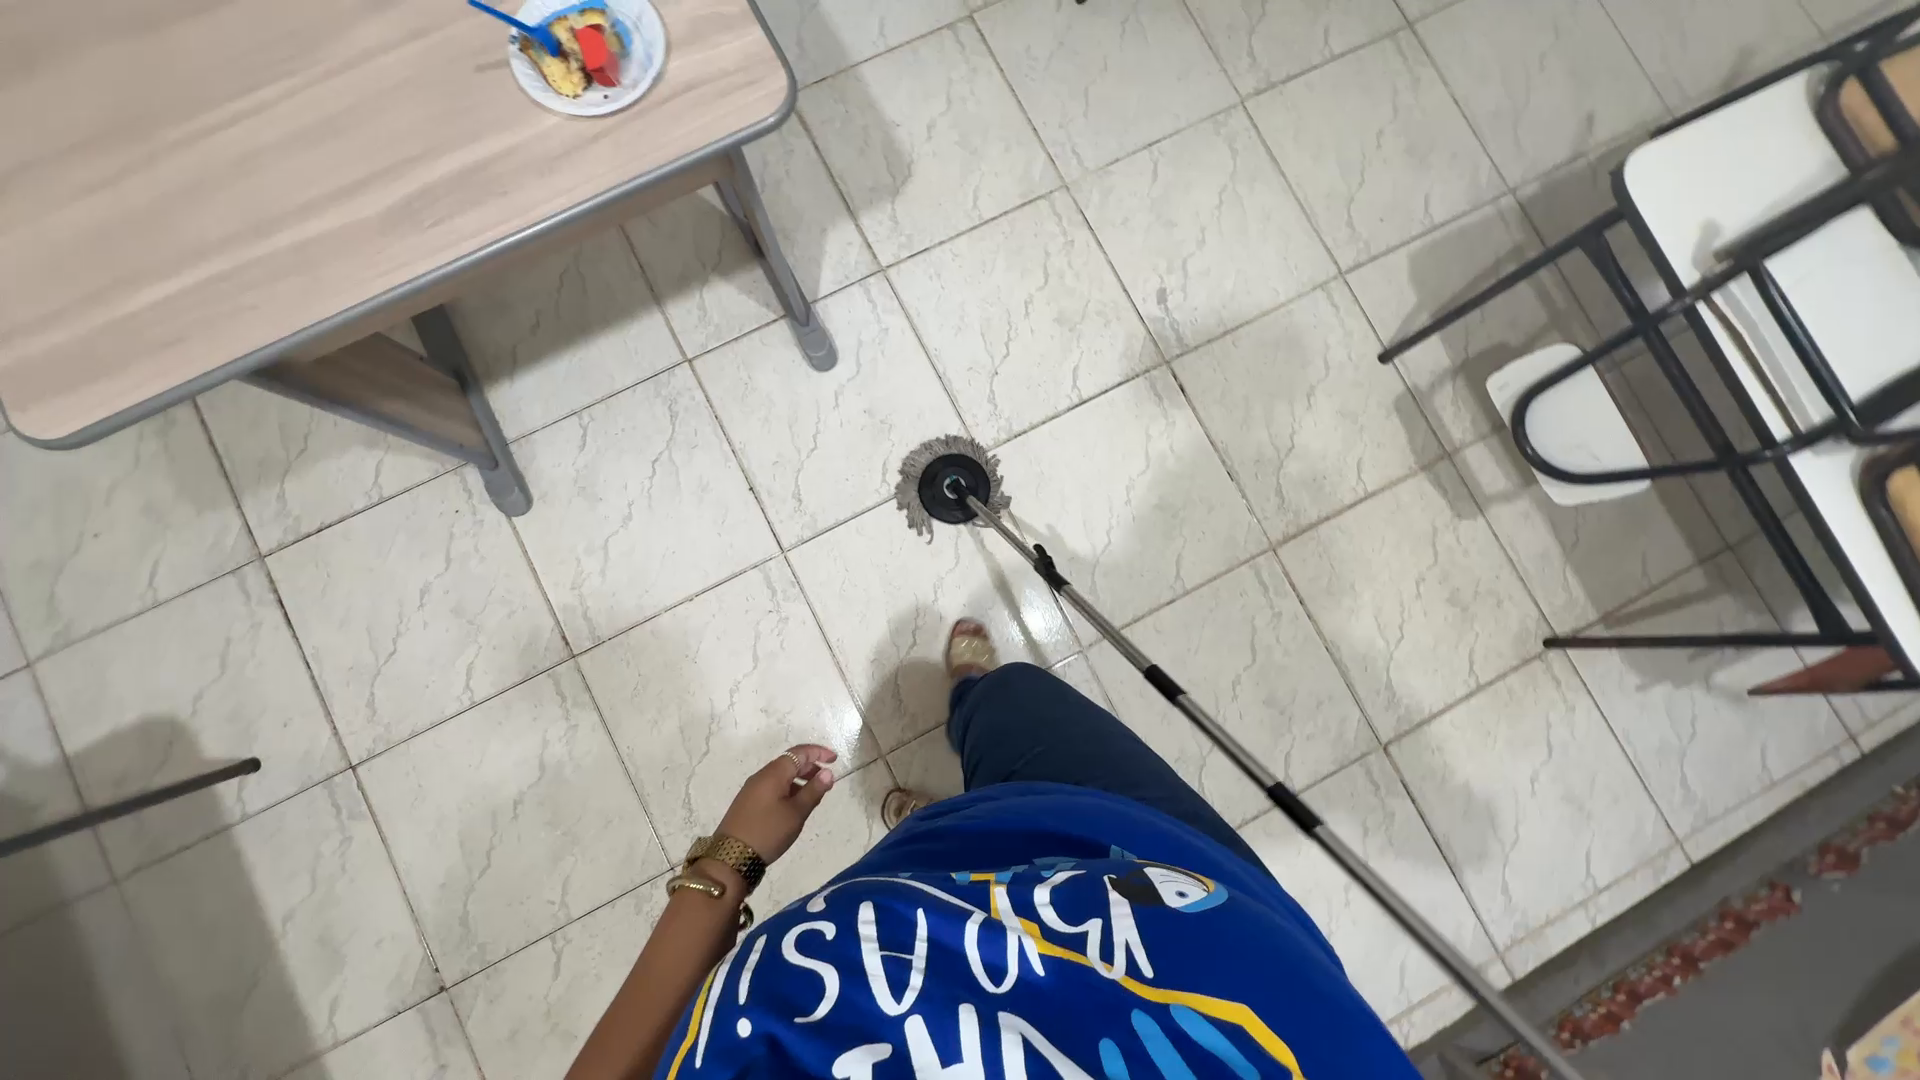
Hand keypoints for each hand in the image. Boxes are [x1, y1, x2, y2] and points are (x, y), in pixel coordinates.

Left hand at [715, 744, 837, 866]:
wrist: (731, 857)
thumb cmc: (768, 831)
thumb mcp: (796, 813)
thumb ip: (813, 790)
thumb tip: (828, 772)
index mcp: (774, 773)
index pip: (799, 752)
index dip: (818, 752)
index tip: (835, 760)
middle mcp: (761, 776)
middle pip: (789, 762)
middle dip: (810, 767)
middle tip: (827, 780)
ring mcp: (752, 789)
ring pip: (781, 776)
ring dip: (799, 779)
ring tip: (814, 795)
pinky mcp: (748, 802)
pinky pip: (773, 787)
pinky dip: (788, 789)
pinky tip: (794, 806)